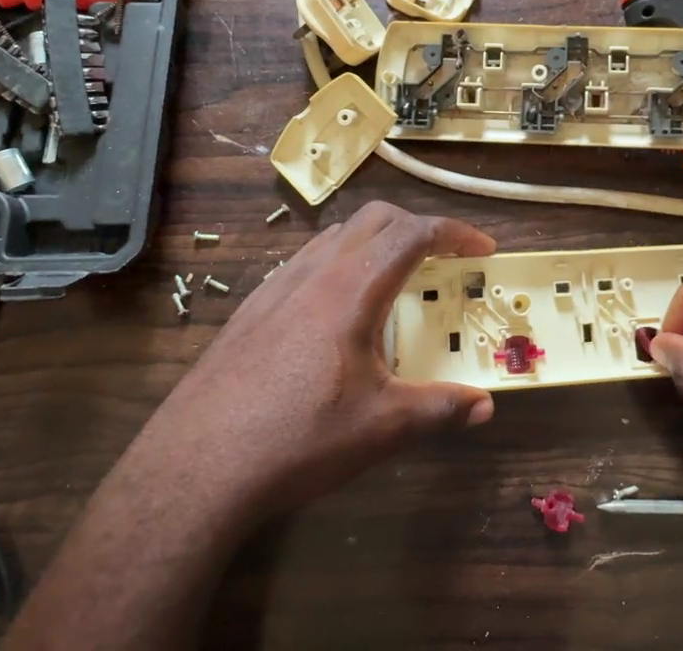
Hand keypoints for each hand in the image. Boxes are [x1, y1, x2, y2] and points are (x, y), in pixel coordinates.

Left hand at [145, 202, 497, 528]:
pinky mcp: (252, 308)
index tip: (484, 249)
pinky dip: (340, 263)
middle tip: (444, 259)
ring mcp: (277, 286)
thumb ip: (440, 409)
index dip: (456, 233)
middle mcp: (315, 272)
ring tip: (395, 280)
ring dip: (376, 241)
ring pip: (335, 236)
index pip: (413, 233)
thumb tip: (484, 406)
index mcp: (352, 288)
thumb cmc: (300, 437)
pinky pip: (307, 262)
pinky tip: (338, 313)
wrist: (198, 464)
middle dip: (417, 226)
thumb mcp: (382, 427)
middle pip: (374, 218)